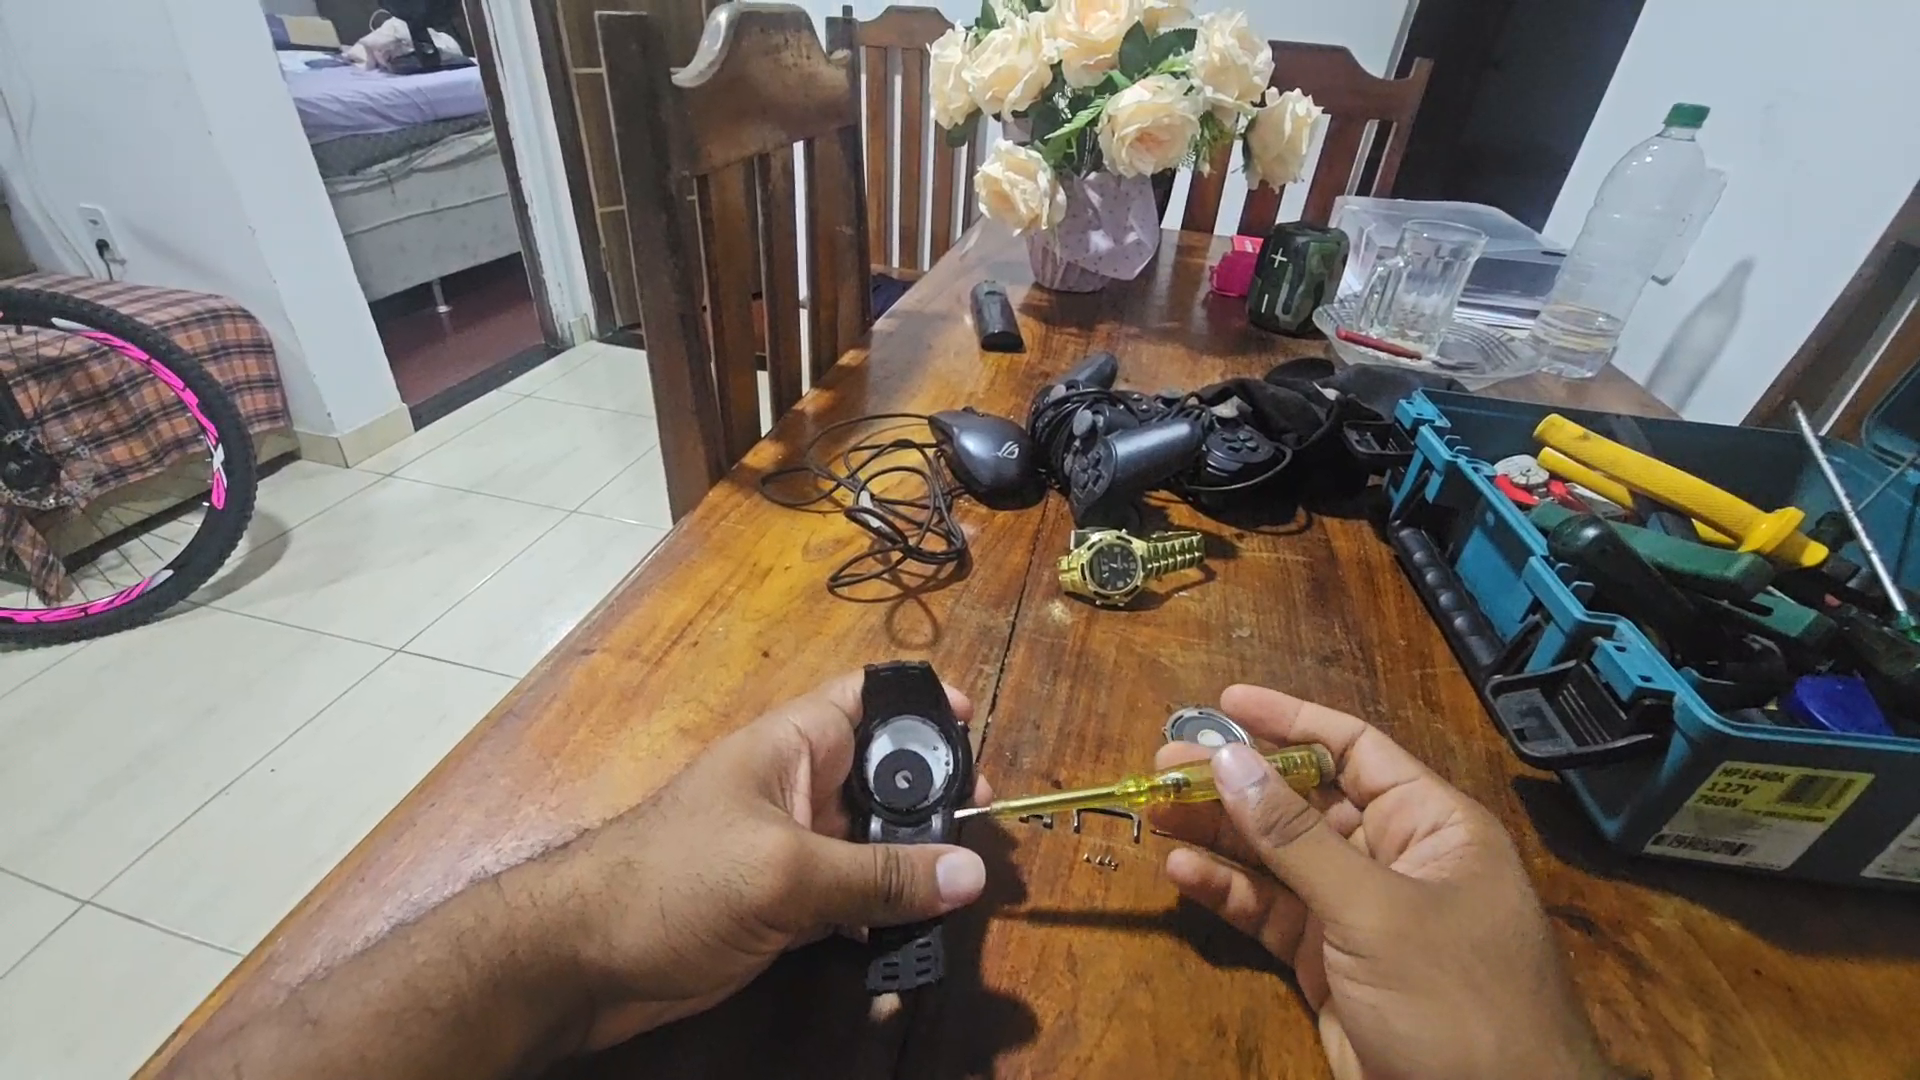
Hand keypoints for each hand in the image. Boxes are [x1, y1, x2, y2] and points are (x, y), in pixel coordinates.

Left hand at [532, 672, 990, 1050]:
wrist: (581, 963)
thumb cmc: (676, 880)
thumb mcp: (783, 871)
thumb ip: (878, 874)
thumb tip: (970, 873)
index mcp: (799, 743)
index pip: (869, 696)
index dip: (920, 698)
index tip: (973, 722)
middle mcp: (807, 786)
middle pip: (887, 774)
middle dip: (934, 793)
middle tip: (982, 819)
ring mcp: (801, 846)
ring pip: (876, 840)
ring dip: (916, 861)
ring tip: (962, 883)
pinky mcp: (794, 901)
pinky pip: (857, 896)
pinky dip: (884, 913)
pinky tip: (910, 940)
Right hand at [1153, 686, 1614, 1079]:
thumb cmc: (1457, 1006)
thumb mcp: (1374, 911)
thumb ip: (1294, 836)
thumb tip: (1227, 757)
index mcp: (1427, 824)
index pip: (1351, 747)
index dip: (1288, 718)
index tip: (1225, 702)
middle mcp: (1388, 855)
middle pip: (1299, 798)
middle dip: (1234, 780)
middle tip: (1166, 764)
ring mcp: (1353, 908)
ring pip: (1273, 853)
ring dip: (1217, 832)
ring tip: (1158, 809)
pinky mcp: (1324, 957)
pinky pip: (1266, 908)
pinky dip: (1226, 890)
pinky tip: (1182, 872)